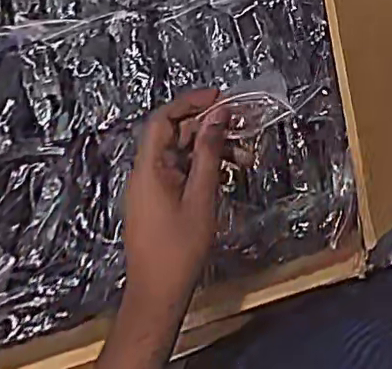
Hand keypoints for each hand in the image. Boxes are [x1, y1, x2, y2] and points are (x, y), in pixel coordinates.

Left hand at [122, 89, 228, 302]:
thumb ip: (209, 150)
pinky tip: (229, 171)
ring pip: (183, 151)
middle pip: (175, 133)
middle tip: (241, 122)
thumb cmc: (179, 244)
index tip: (220, 98)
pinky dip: (205, 164)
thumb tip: (219, 114)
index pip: (162, 120)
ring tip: (244, 153)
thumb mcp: (201, 193)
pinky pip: (183, 169)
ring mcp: (153, 187)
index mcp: (149, 168)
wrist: (158, 293)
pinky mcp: (161, 199)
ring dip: (212, 146)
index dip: (190, 102)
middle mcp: (147, 172)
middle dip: (209, 124)